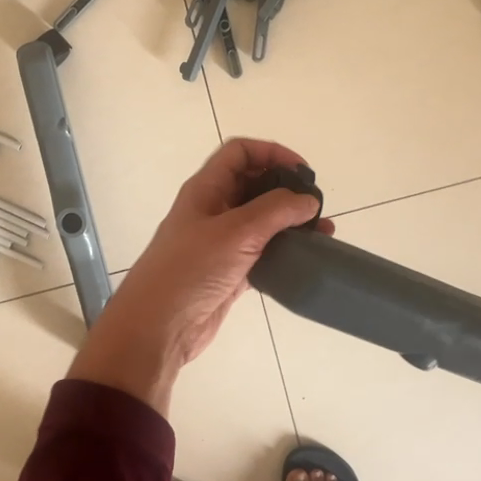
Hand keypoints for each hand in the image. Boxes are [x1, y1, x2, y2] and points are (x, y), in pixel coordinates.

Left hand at [67, 138, 331, 413]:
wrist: (159, 327)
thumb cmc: (190, 271)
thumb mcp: (235, 232)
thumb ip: (275, 211)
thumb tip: (308, 200)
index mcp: (206, 189)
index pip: (239, 153)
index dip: (271, 153)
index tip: (303, 171)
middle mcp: (213, 210)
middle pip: (253, 185)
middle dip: (286, 189)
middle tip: (316, 205)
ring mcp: (221, 243)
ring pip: (261, 221)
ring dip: (290, 223)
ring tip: (322, 233)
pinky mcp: (229, 272)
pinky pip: (262, 253)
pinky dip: (284, 252)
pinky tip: (304, 259)